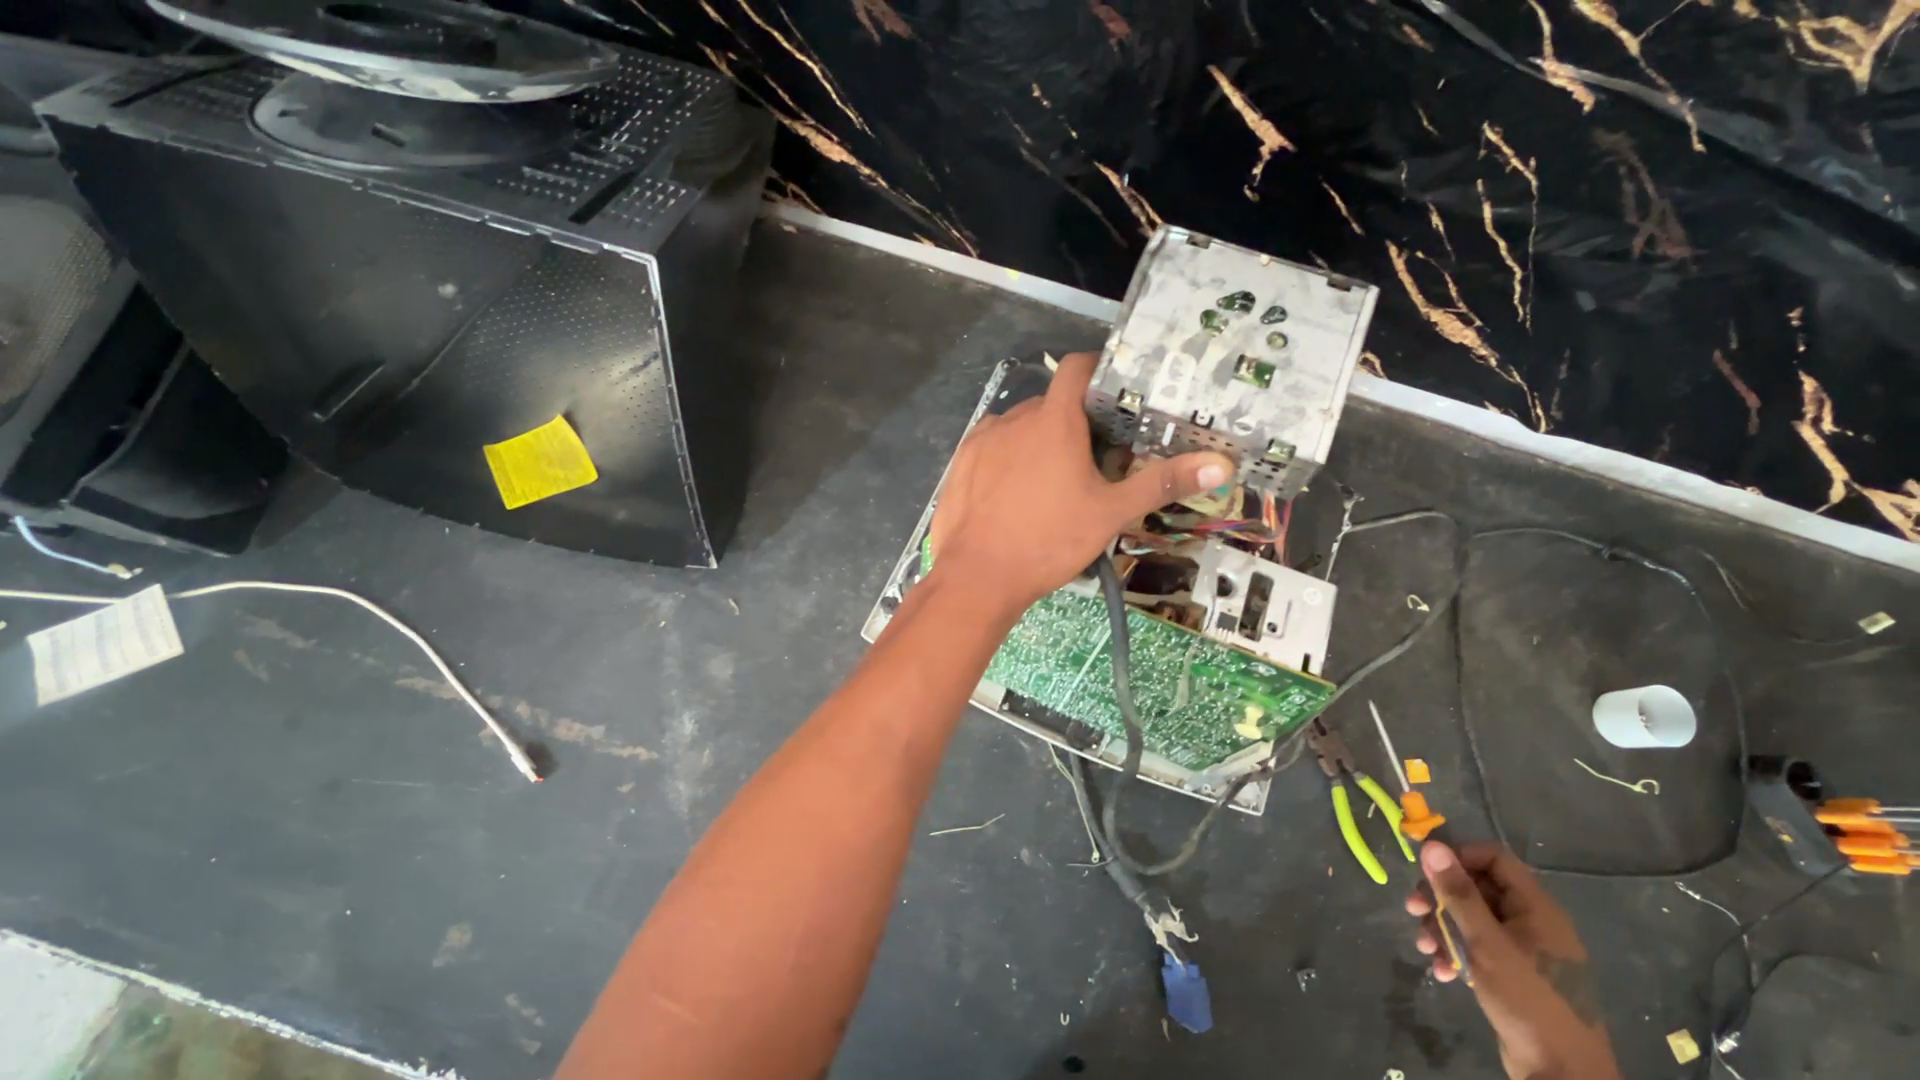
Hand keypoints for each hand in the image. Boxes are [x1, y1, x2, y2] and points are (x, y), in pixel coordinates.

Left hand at [928, 352, 1231, 619]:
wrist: (977, 577)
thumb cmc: (1050, 541)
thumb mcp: (1111, 513)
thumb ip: (1162, 483)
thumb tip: (1223, 465)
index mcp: (1054, 421)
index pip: (1076, 368)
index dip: (1097, 370)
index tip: (1115, 391)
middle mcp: (1015, 418)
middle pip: (1051, 403)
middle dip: (1073, 421)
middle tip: (1095, 456)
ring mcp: (983, 439)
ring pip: (1020, 426)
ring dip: (1040, 440)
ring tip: (1055, 480)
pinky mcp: (960, 463)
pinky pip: (993, 447)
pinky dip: (1009, 458)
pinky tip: (1017, 493)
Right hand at [1407, 842, 1622, 1079]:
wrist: (1562, 1072)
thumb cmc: (1528, 999)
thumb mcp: (1487, 943)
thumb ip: (1459, 894)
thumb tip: (1432, 845)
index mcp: (1535, 907)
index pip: (1493, 858)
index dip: (1458, 857)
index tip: (1424, 871)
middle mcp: (1531, 922)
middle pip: (1478, 888)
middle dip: (1441, 898)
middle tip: (1413, 911)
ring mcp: (1523, 949)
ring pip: (1473, 920)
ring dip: (1443, 929)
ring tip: (1425, 949)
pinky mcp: (1513, 974)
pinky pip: (1478, 949)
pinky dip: (1457, 954)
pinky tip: (1442, 972)